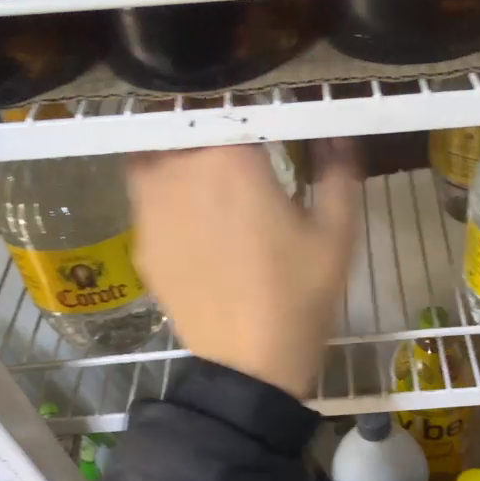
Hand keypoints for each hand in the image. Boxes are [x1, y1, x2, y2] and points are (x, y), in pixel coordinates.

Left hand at [125, 143, 359, 397]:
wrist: (248, 368)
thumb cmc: (299, 299)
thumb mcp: (337, 235)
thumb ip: (338, 173)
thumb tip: (337, 135)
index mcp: (233, 157)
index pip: (238, 111)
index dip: (255, 123)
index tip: (271, 143)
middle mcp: (182, 167)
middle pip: (191, 129)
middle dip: (215, 141)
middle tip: (242, 171)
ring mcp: (152, 207)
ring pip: (158, 157)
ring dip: (180, 162)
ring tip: (210, 192)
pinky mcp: (141, 243)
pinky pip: (147, 202)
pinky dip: (166, 202)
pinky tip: (194, 231)